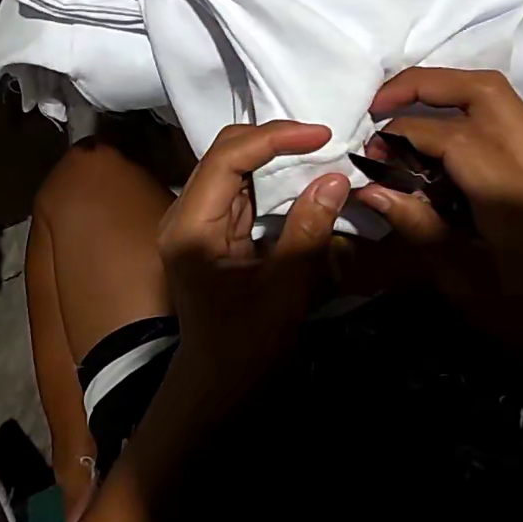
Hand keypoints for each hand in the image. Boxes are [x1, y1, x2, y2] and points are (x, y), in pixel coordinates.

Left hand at [156, 121, 350, 391]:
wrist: (218, 386)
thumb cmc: (246, 348)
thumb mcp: (283, 291)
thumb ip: (307, 232)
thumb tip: (336, 178)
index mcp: (190, 228)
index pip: (227, 159)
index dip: (274, 138)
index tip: (321, 134)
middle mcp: (186, 216)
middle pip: (225, 154)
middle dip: (274, 139)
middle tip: (323, 141)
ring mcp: (198, 222)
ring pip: (234, 166)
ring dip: (275, 154)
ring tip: (319, 151)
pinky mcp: (214, 231)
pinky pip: (243, 189)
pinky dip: (274, 177)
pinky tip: (302, 175)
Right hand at [355, 68, 522, 391]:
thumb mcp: (466, 286)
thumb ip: (420, 229)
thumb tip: (370, 191)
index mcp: (521, 199)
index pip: (455, 138)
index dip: (405, 135)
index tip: (371, 153)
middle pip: (485, 91)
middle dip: (426, 84)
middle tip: (380, 104)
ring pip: (500, 99)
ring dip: (446, 96)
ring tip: (403, 121)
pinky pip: (509, 123)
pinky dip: (467, 118)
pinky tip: (439, 150)